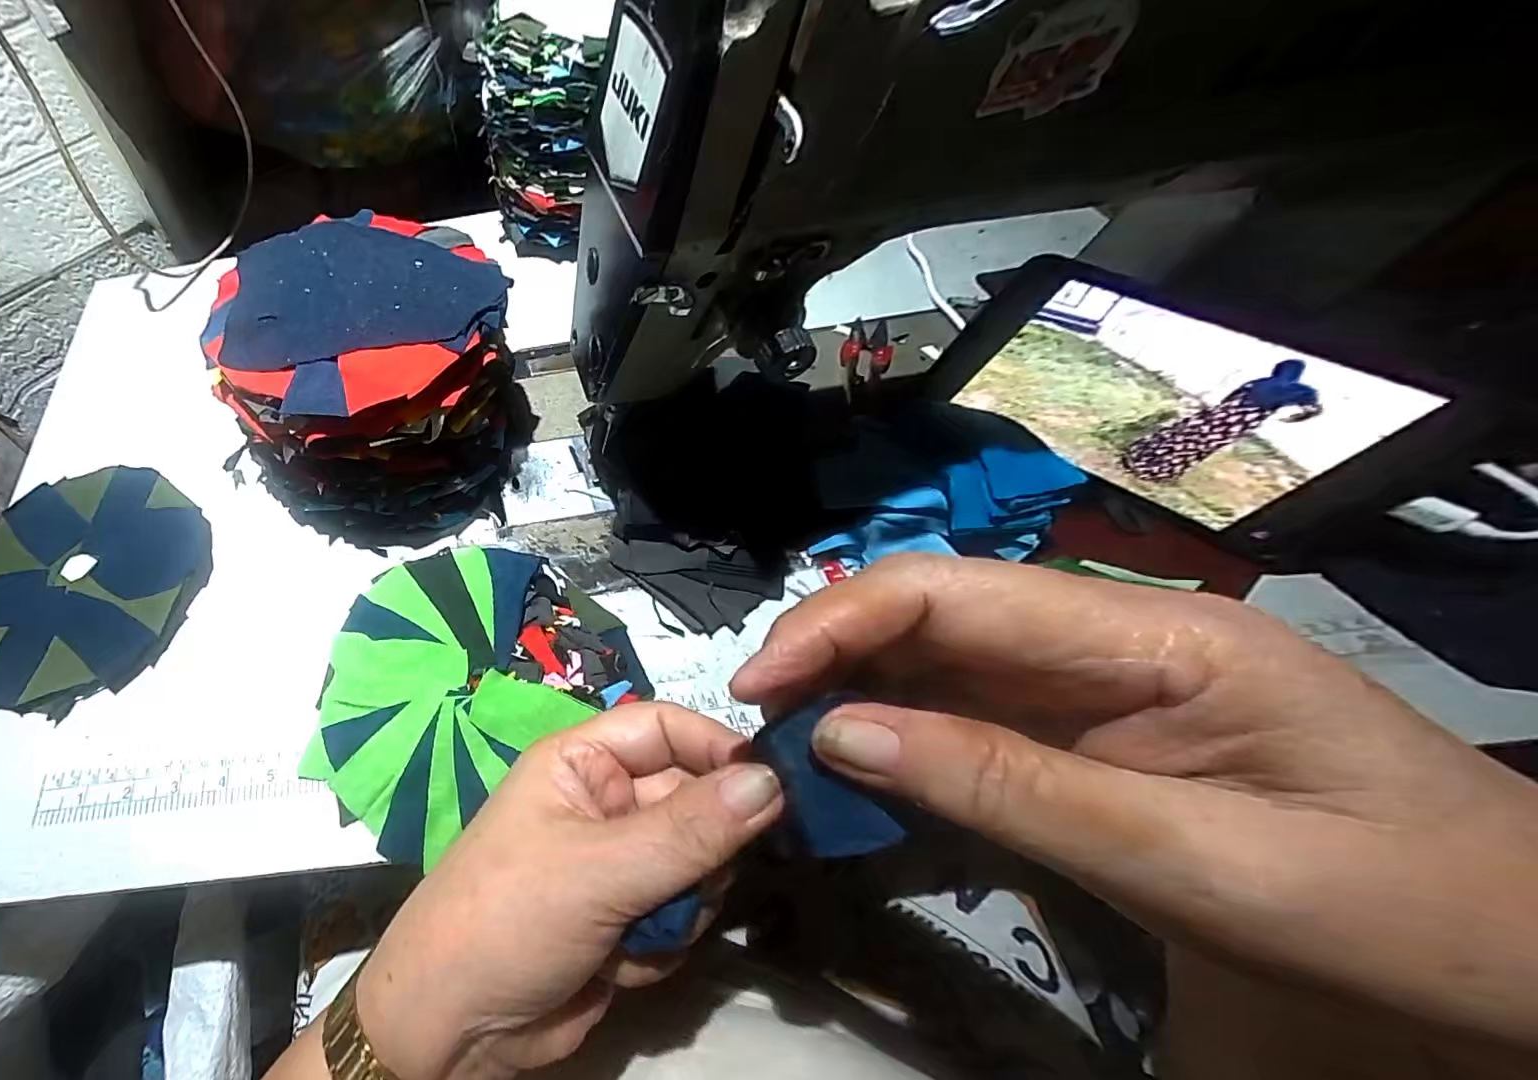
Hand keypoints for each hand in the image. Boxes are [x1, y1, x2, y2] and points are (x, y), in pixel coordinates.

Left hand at [351, 702, 783, 1079]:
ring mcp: (618, 859)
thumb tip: (771, 780)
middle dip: (701, 848)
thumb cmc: (511, 918)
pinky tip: (624, 964)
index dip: (717, 747)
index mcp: (582, 760)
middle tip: (696, 883)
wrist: (453, 1034)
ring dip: (683, 903)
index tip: (771, 783)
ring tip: (645, 930)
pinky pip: (683, 912)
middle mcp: (605, 800)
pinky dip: (665, 941)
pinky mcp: (628, 914)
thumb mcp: (601, 868)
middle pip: (693, 798)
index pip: (665, 728)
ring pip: (697, 862)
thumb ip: (690, 829)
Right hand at [730, 554, 1537, 1046]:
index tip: (761, 681)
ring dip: (842, 690)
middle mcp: (1091, 636)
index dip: (837, 621)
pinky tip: (845, 760)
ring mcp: (1075, 681)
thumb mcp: (1207, 866)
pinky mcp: (1062, 729)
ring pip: (922, 659)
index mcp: (1143, 633)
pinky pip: (946, 713)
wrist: (1530, 970)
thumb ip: (1009, 787)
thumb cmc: (1411, 915)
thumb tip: (842, 734)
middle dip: (824, 650)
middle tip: (755, 715)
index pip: (946, 591)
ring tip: (781, 738)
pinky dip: (883, 733)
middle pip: (921, 612)